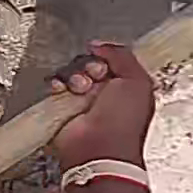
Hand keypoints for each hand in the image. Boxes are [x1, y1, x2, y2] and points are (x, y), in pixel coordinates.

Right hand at [48, 41, 154, 168]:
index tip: (105, 67)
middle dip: (88, 67)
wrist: (98, 147)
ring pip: (70, 72)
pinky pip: (55, 85)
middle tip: (92, 78)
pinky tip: (61, 90)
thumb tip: (99, 45)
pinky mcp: (62, 107)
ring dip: (72, 76)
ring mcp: (82, 100)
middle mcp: (104, 93)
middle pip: (88, 63)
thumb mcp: (137, 81)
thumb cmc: (123, 121)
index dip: (105, 59)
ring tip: (79, 90)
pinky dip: (56, 84)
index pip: (109, 60)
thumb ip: (122, 56)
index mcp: (126, 87)